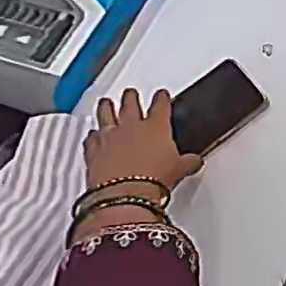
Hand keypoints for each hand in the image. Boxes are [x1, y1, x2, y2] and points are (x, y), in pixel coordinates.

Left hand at [84, 88, 203, 193]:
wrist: (126, 193)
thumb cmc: (154, 178)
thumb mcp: (180, 169)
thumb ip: (187, 162)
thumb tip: (193, 162)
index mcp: (156, 127)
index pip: (160, 106)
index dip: (161, 98)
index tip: (161, 94)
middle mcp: (131, 127)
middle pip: (130, 104)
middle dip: (131, 97)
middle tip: (131, 93)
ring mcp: (110, 136)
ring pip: (106, 114)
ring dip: (106, 107)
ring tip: (106, 102)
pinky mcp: (93, 150)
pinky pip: (91, 137)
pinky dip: (92, 135)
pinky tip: (92, 133)